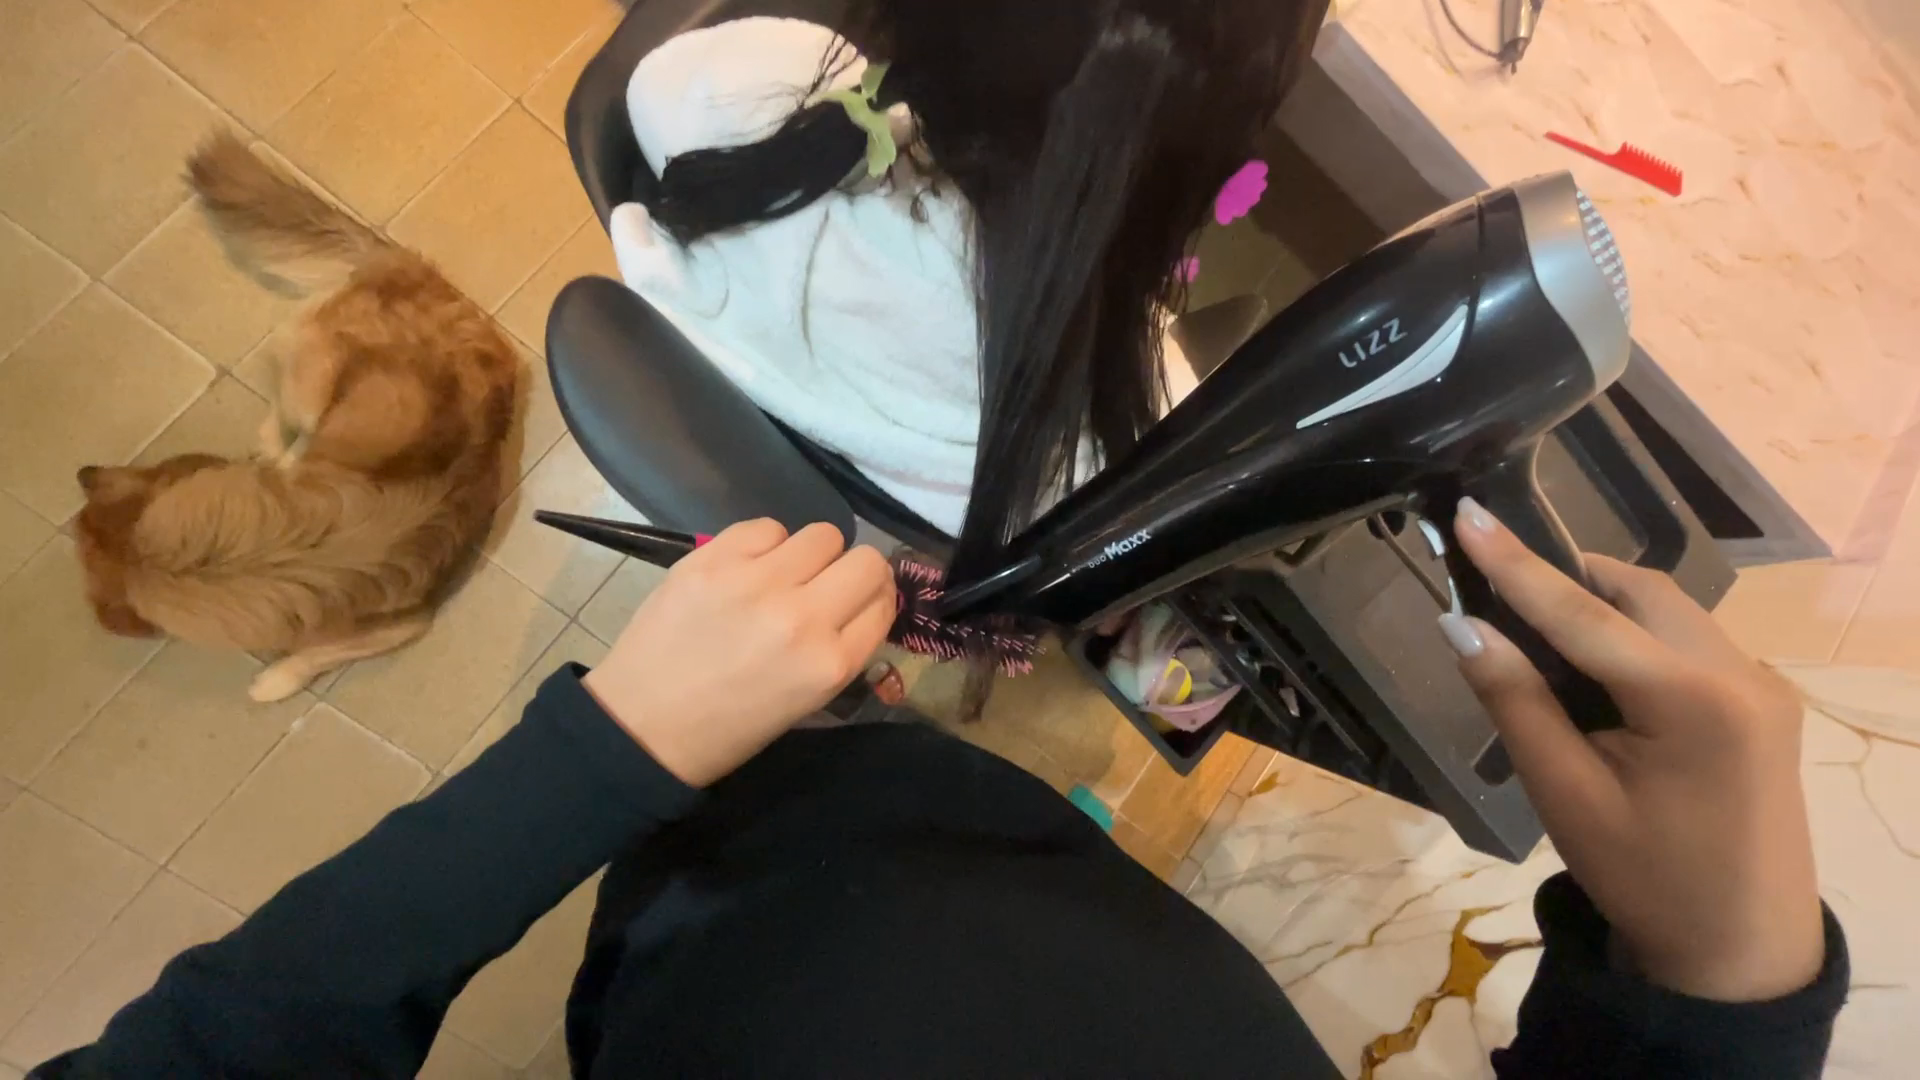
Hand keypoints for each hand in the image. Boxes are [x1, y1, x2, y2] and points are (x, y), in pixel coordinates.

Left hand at [582, 519, 895, 786]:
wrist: (641, 727)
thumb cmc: (731, 725)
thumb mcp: (809, 700)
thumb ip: (844, 647)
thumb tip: (865, 600)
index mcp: (830, 664)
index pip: (884, 603)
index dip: (875, 600)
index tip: (856, 604)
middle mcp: (803, 617)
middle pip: (866, 560)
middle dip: (854, 572)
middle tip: (826, 586)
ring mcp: (756, 582)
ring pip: (822, 534)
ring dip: (811, 555)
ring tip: (782, 576)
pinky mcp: (712, 559)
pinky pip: (768, 526)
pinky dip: (766, 544)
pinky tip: (746, 569)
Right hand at [1439, 497, 1822, 1002]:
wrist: (1739, 947)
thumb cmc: (1640, 871)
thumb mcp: (1559, 788)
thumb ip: (1512, 696)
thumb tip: (1460, 623)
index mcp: (1693, 702)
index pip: (1580, 612)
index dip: (1514, 561)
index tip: (1468, 513)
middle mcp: (1739, 674)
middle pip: (1635, 590)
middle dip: (1560, 574)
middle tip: (1489, 581)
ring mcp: (1758, 685)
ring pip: (1662, 607)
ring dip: (1592, 600)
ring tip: (1528, 623)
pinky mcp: (1756, 701)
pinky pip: (1679, 636)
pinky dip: (1622, 628)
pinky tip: (1587, 663)